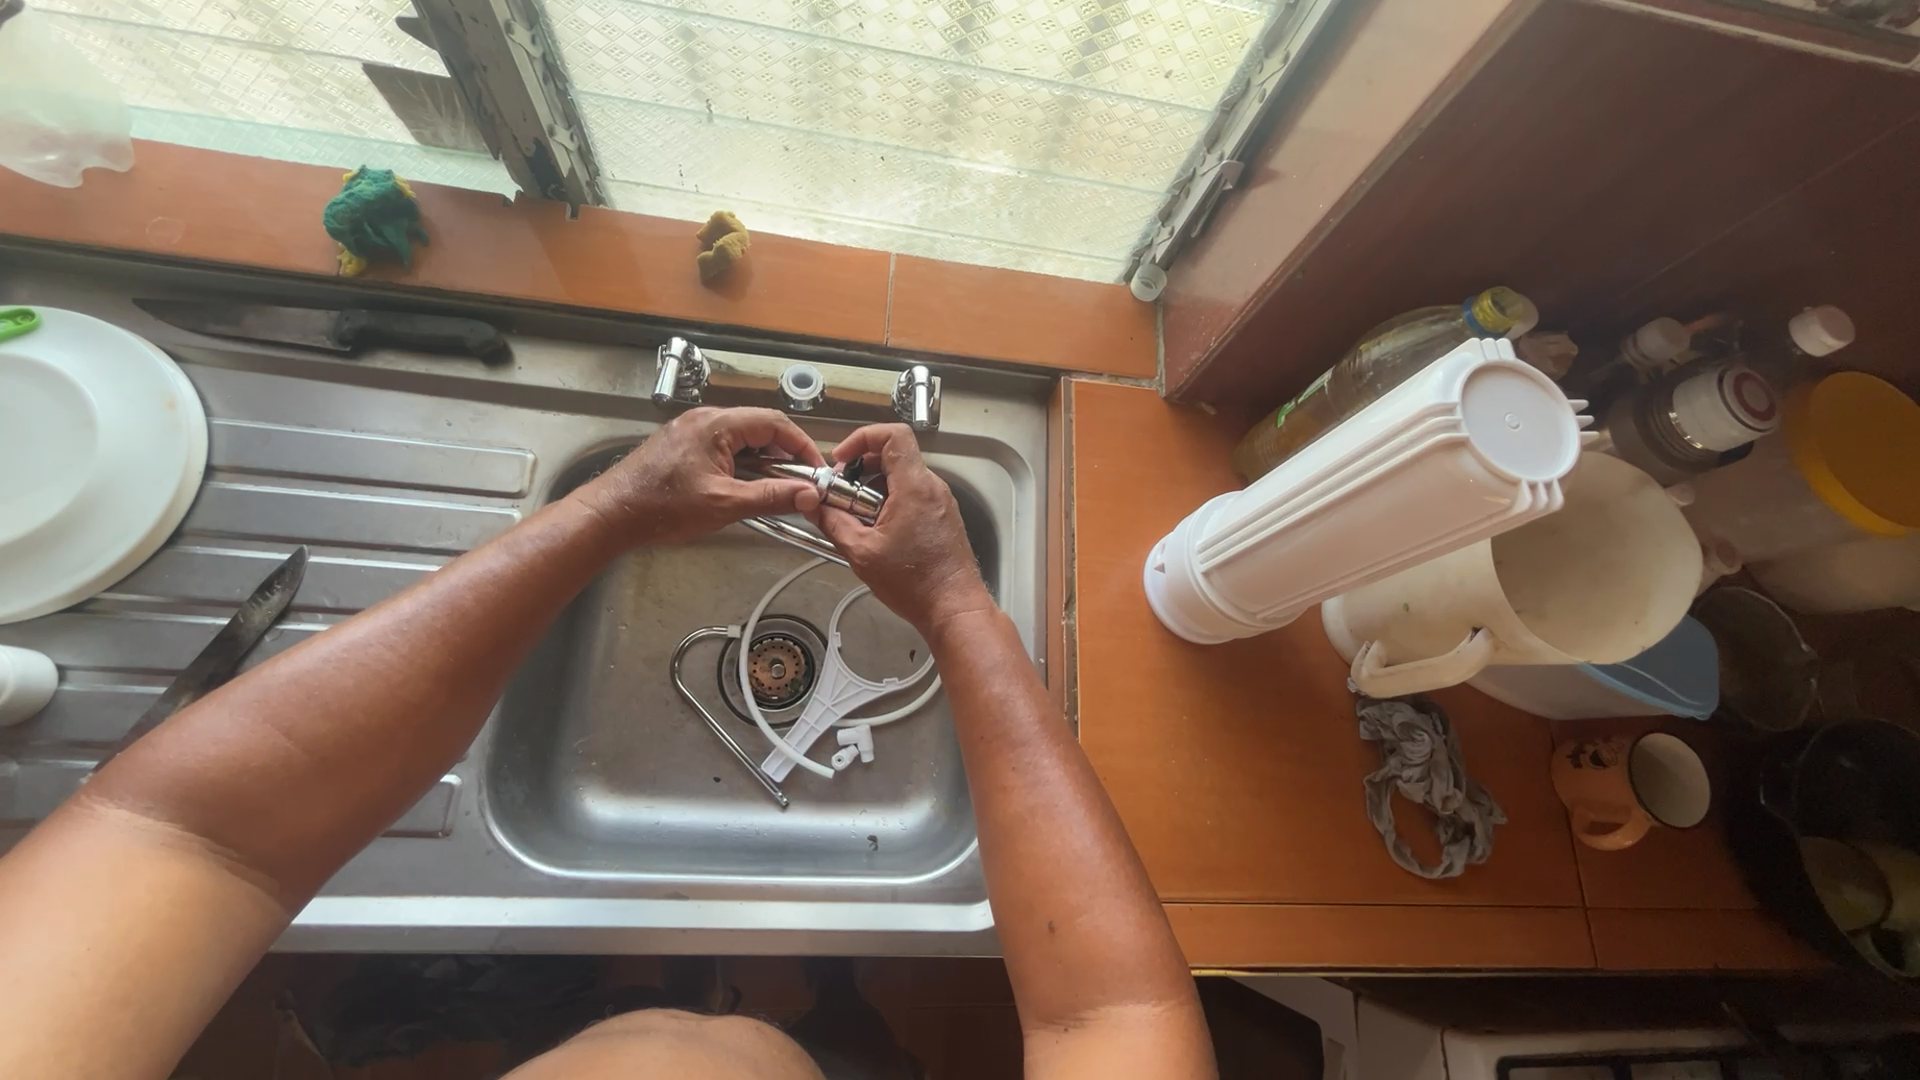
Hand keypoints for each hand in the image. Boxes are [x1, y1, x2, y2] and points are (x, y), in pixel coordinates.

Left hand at [572, 407, 825, 545]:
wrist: (612, 514)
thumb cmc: (663, 507)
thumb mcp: (724, 504)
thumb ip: (771, 497)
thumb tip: (809, 495)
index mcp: (717, 425)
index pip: (775, 423)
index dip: (802, 446)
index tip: (817, 470)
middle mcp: (706, 419)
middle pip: (761, 427)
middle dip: (787, 453)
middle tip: (803, 480)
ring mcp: (693, 431)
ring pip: (744, 438)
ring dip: (766, 460)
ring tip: (780, 487)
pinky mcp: (685, 446)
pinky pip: (727, 447)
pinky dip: (746, 463)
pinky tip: (750, 485)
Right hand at [810, 424, 992, 633]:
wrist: (953, 608)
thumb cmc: (916, 584)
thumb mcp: (862, 552)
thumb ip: (833, 522)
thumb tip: (814, 505)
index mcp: (915, 486)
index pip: (893, 434)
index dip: (862, 437)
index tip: (842, 458)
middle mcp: (933, 488)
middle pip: (894, 456)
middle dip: (862, 468)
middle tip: (841, 492)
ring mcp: (941, 502)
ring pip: (902, 477)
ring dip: (874, 489)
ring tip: (856, 516)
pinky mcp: (942, 518)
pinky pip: (913, 496)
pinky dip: (891, 502)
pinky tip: (876, 530)